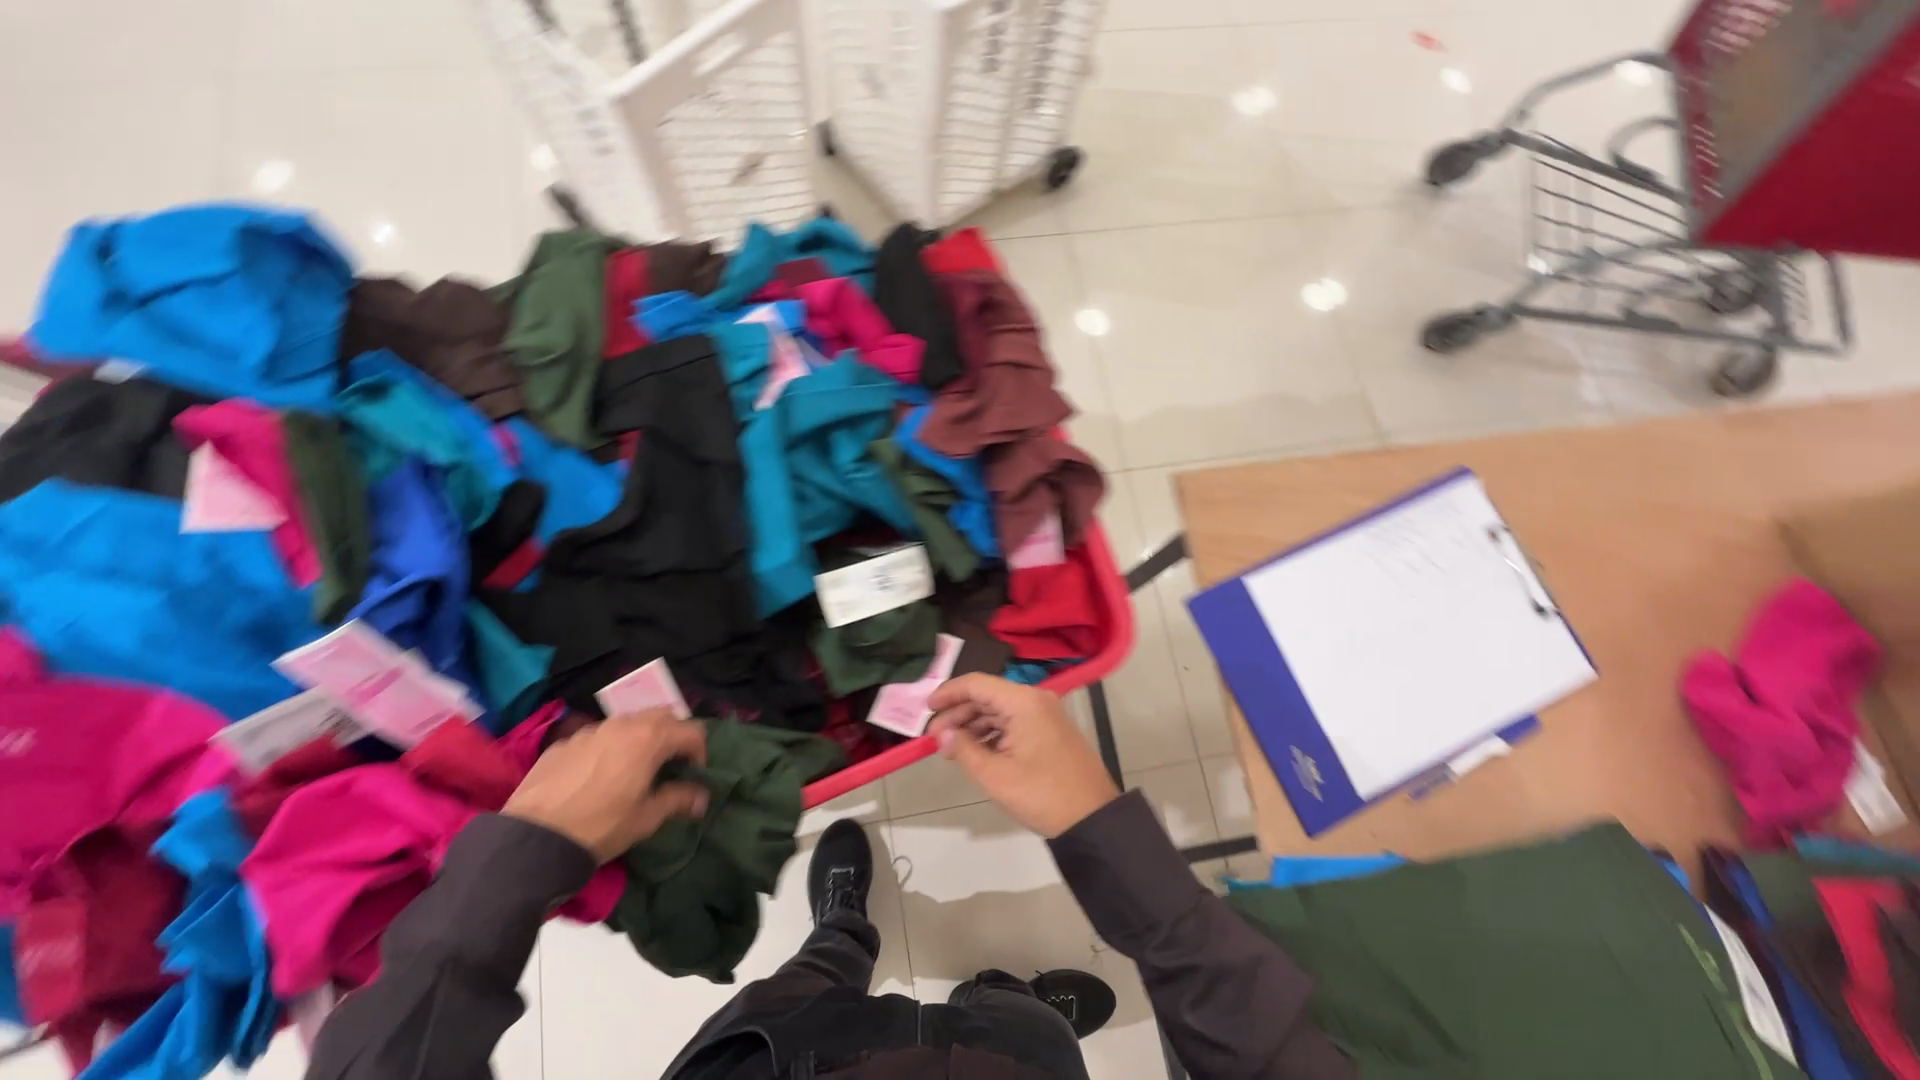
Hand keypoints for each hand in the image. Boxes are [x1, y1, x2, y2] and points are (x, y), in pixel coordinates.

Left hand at [502, 709, 709, 861]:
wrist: (534, 837)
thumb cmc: (601, 825)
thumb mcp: (647, 818)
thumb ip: (679, 800)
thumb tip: (702, 797)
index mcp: (650, 738)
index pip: (692, 730)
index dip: (700, 752)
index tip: (693, 776)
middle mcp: (622, 724)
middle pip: (662, 716)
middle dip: (673, 737)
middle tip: (669, 767)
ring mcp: (590, 731)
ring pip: (627, 724)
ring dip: (640, 740)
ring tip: (632, 771)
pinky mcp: (563, 743)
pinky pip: (597, 738)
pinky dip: (608, 750)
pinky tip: (596, 778)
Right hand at [926, 674, 1119, 837]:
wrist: (1092, 818)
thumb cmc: (1042, 794)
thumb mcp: (996, 776)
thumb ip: (964, 749)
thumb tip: (941, 734)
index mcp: (1023, 702)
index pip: (976, 684)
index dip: (948, 693)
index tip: (926, 709)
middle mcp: (1035, 700)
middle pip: (987, 696)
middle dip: (958, 713)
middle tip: (934, 737)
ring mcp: (1045, 715)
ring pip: (999, 710)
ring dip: (973, 725)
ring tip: (950, 748)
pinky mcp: (1049, 731)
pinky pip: (1013, 722)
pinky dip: (991, 733)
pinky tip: (975, 751)